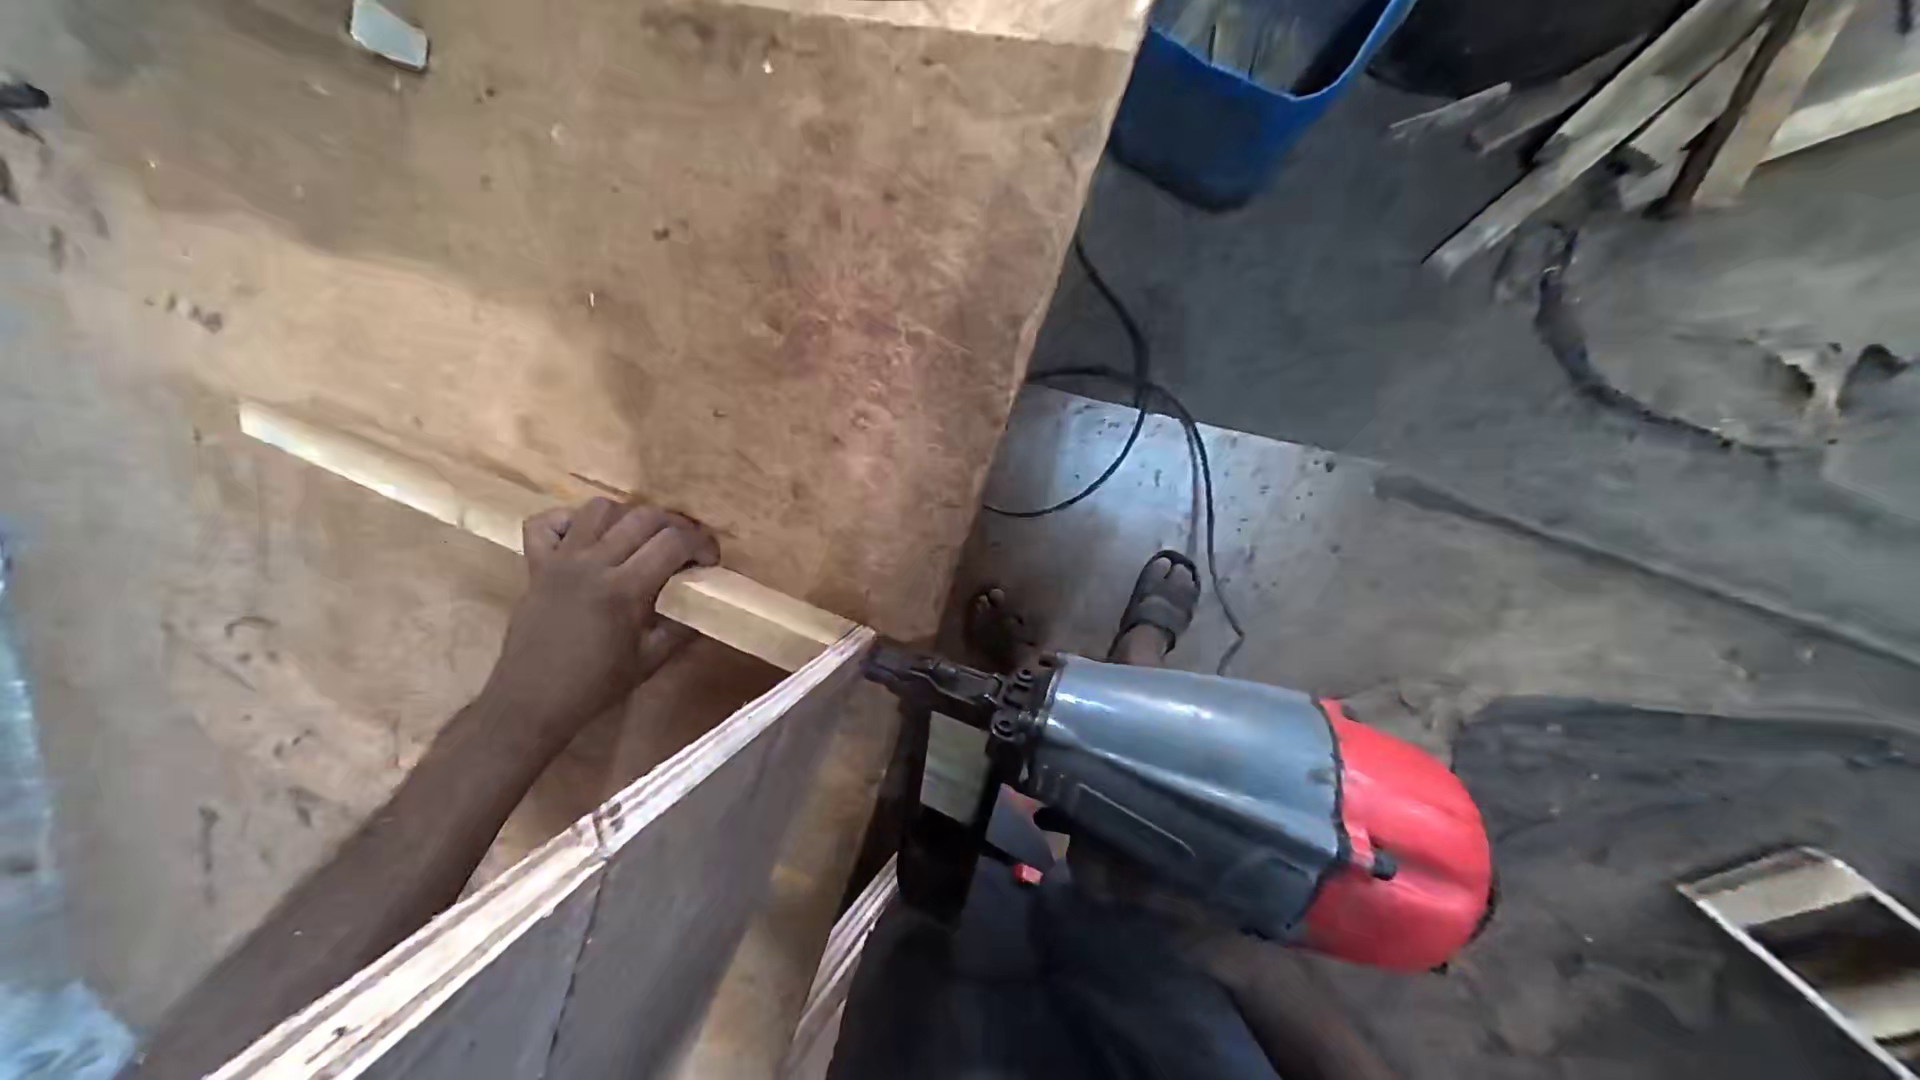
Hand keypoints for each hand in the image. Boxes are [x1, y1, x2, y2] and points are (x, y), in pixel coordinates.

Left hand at [482, 498, 718, 742]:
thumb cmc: (596, 685)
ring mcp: (560, 561)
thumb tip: (705, 604)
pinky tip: (587, 538)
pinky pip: (546, 523)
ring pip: (599, 509)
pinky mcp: (535, 566)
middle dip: (675, 525)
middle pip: (644, 516)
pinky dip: (569, 521)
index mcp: (624, 589)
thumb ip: (682, 627)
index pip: (673, 542)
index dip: (701, 544)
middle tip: (684, 547)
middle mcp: (593, 564)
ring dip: (628, 516)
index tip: (710, 560)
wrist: (532, 702)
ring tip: (639, 538)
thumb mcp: (652, 659)